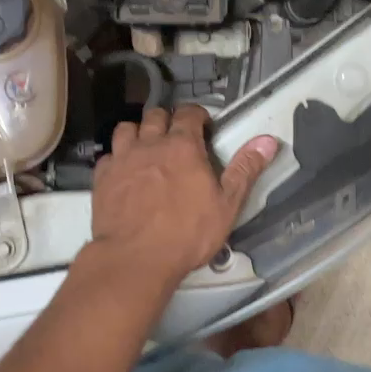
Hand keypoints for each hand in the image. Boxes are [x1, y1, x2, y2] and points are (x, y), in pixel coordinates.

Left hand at [87, 104, 277, 291]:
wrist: (135, 258)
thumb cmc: (186, 234)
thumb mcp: (226, 205)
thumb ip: (245, 170)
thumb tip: (268, 141)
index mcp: (182, 146)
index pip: (189, 112)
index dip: (198, 115)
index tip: (204, 127)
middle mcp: (150, 143)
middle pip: (155, 115)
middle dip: (167, 120)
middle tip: (176, 138)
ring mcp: (122, 159)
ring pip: (127, 128)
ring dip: (138, 132)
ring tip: (147, 148)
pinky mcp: (102, 177)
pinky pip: (108, 155)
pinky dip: (117, 158)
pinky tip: (124, 172)